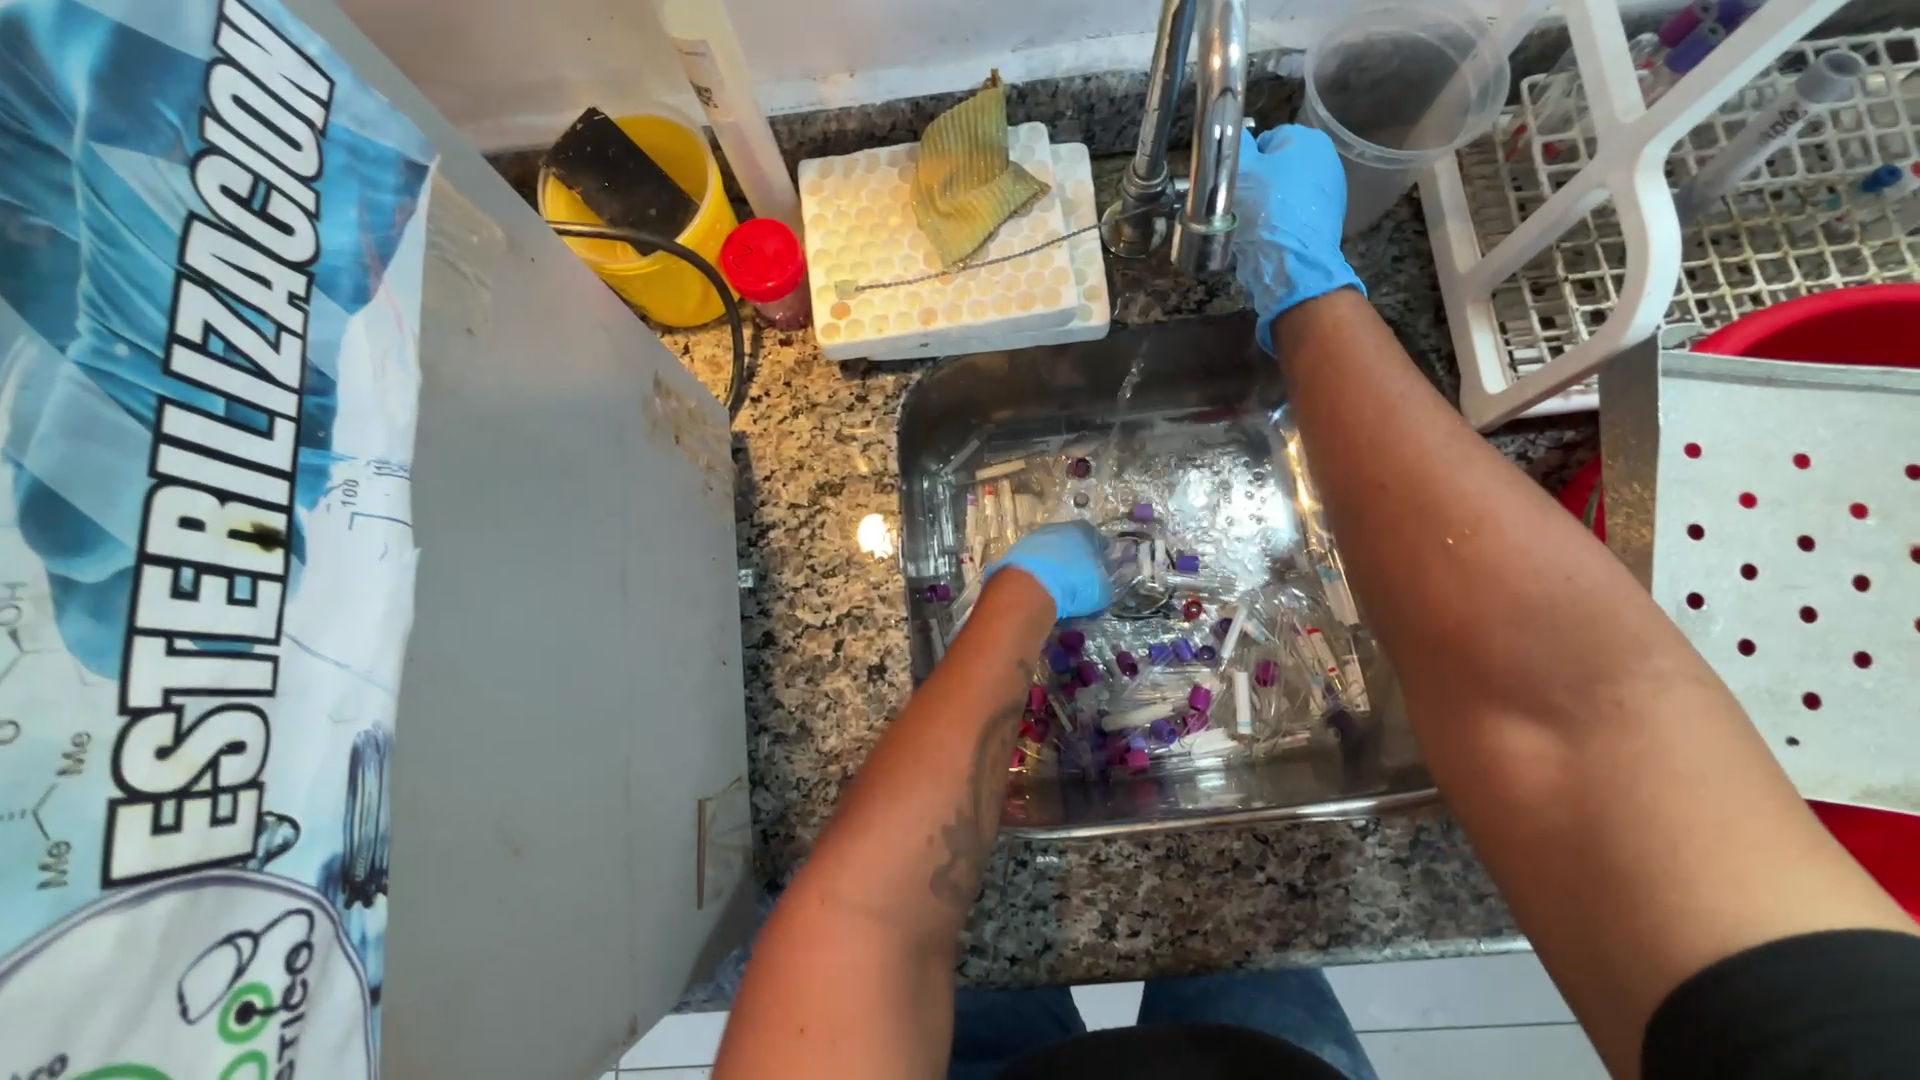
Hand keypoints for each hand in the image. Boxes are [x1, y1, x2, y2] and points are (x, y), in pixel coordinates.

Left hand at [988, 521, 1111, 619]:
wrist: (1031, 588)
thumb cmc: (1075, 585)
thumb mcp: (1101, 590)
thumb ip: (1104, 582)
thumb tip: (1102, 583)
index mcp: (1082, 531)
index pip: (1094, 537)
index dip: (1098, 553)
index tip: (1099, 567)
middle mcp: (1057, 529)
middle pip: (1069, 541)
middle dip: (1073, 557)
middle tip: (1077, 577)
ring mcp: (1033, 539)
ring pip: (1048, 550)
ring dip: (1052, 564)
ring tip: (1056, 586)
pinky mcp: (1014, 553)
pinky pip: (1031, 562)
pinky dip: (1036, 573)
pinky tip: (1038, 588)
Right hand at [1232, 125, 1366, 353]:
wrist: (1292, 266)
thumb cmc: (1265, 211)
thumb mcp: (1238, 171)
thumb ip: (1234, 146)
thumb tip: (1234, 139)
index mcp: (1308, 140)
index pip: (1265, 141)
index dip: (1246, 164)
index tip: (1236, 186)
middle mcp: (1326, 160)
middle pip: (1275, 169)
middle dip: (1257, 186)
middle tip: (1242, 208)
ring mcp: (1329, 192)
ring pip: (1282, 195)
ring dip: (1266, 208)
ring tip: (1254, 227)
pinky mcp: (1326, 221)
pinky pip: (1292, 216)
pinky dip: (1279, 225)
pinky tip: (1269, 239)